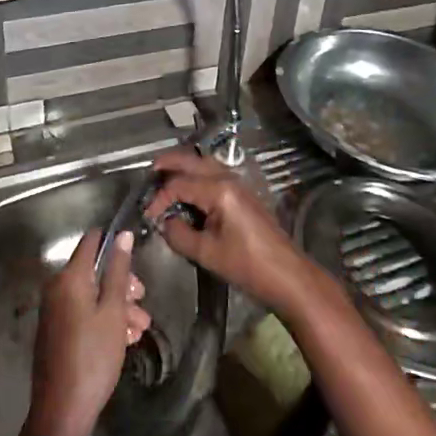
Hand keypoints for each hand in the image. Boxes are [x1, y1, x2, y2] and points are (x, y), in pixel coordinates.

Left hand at [19, 228, 151, 435]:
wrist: (62, 411)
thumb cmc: (92, 357)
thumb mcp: (113, 312)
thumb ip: (118, 271)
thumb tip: (123, 235)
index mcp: (69, 277)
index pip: (92, 240)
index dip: (115, 242)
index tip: (137, 256)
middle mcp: (57, 286)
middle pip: (94, 270)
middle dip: (122, 283)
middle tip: (142, 301)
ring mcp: (55, 309)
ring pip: (92, 294)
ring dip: (118, 306)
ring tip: (139, 329)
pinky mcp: (57, 329)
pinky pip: (83, 311)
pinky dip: (103, 318)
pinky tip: (125, 339)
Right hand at [143, 148, 329, 315]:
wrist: (288, 275)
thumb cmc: (247, 265)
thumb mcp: (206, 253)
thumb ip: (179, 234)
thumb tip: (165, 222)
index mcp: (218, 190)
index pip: (179, 184)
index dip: (160, 198)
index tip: (148, 215)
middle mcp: (228, 178)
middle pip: (192, 160)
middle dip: (169, 164)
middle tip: (150, 173)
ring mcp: (238, 183)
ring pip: (204, 163)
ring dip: (184, 166)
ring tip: (165, 177)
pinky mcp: (243, 193)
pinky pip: (214, 173)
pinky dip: (197, 174)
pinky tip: (189, 189)